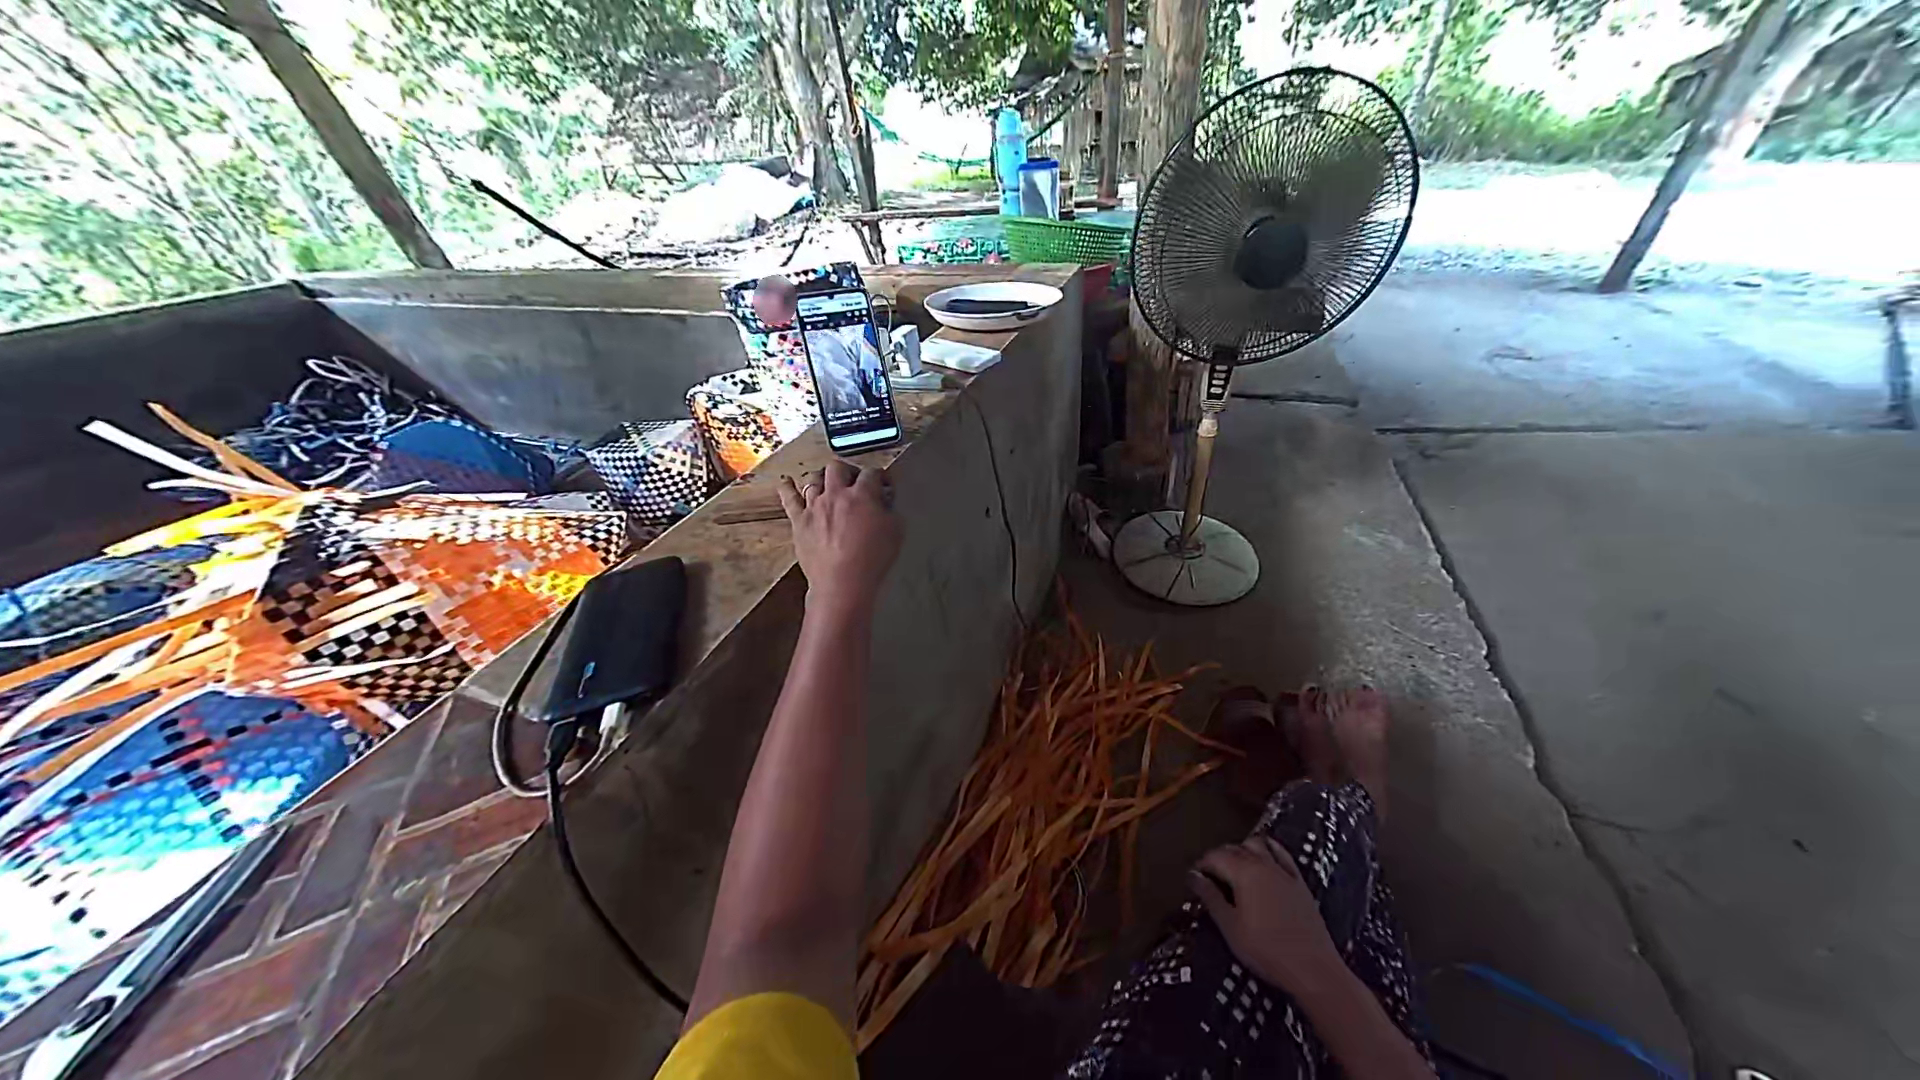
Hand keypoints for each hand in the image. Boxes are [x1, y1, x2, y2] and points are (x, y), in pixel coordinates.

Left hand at [777, 459, 901, 617]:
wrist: (842, 583)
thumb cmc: (871, 560)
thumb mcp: (895, 532)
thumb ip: (889, 511)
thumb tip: (884, 502)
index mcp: (862, 495)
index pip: (872, 473)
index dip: (880, 476)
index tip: (883, 483)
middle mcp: (836, 495)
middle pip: (838, 468)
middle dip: (848, 470)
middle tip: (855, 480)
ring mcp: (815, 506)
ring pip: (814, 478)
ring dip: (823, 478)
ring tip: (829, 483)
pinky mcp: (799, 522)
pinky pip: (789, 499)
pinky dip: (787, 488)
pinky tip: (786, 482)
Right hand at [1190, 836, 1344, 995]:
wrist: (1314, 971)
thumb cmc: (1266, 950)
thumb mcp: (1230, 927)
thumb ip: (1210, 897)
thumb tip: (1193, 876)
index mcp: (1243, 872)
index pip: (1214, 857)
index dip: (1201, 865)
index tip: (1193, 878)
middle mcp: (1262, 864)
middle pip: (1234, 848)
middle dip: (1218, 857)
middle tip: (1209, 875)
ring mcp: (1283, 871)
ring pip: (1257, 845)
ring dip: (1241, 849)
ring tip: (1234, 866)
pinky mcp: (1300, 882)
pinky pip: (1281, 854)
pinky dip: (1269, 849)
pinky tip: (1265, 858)